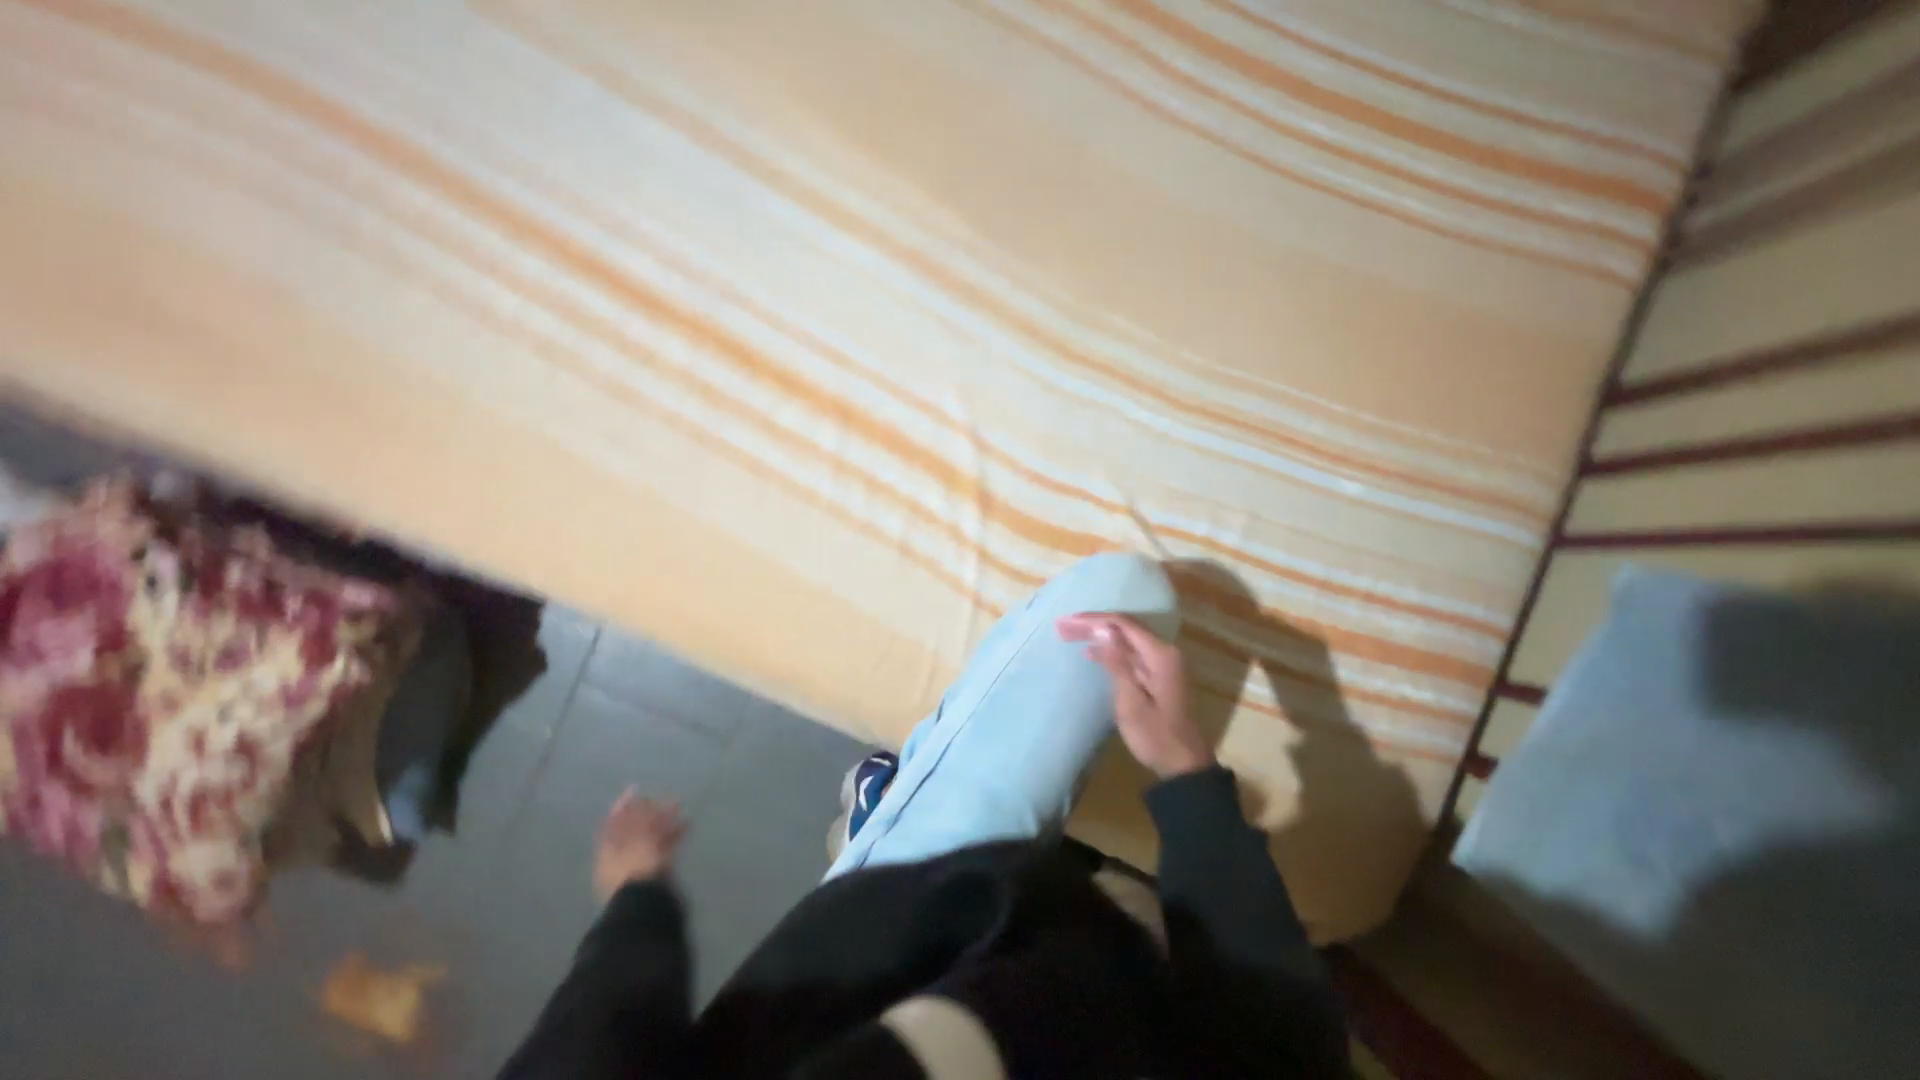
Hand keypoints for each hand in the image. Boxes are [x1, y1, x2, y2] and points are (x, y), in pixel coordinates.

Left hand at [594, 789, 685, 901]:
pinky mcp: (657, 873)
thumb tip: (640, 799)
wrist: (647, 908)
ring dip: (664, 822)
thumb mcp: (637, 840)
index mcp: (608, 850)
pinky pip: (664, 849)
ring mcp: (638, 866)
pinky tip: (686, 825)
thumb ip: (639, 819)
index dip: (624, 804)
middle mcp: (620, 857)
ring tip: (679, 806)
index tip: (636, 788)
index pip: (614, 822)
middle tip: (662, 796)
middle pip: (633, 829)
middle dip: (648, 811)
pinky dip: (673, 836)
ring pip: (651, 838)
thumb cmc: (637, 870)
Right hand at [1057, 613, 1214, 779]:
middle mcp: (1165, 652)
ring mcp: (1164, 663)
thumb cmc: (1155, 736)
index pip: (1122, 624)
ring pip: (1127, 640)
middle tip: (1061, 627)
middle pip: (1125, 628)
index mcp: (1160, 655)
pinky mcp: (1160, 675)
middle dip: (1093, 625)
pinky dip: (1112, 651)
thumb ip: (1118, 662)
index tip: (1065, 622)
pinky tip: (1092, 654)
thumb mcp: (1131, 701)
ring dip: (1100, 636)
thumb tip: (1104, 629)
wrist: (1184, 764)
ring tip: (1069, 636)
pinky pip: (1133, 654)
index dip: (1092, 620)